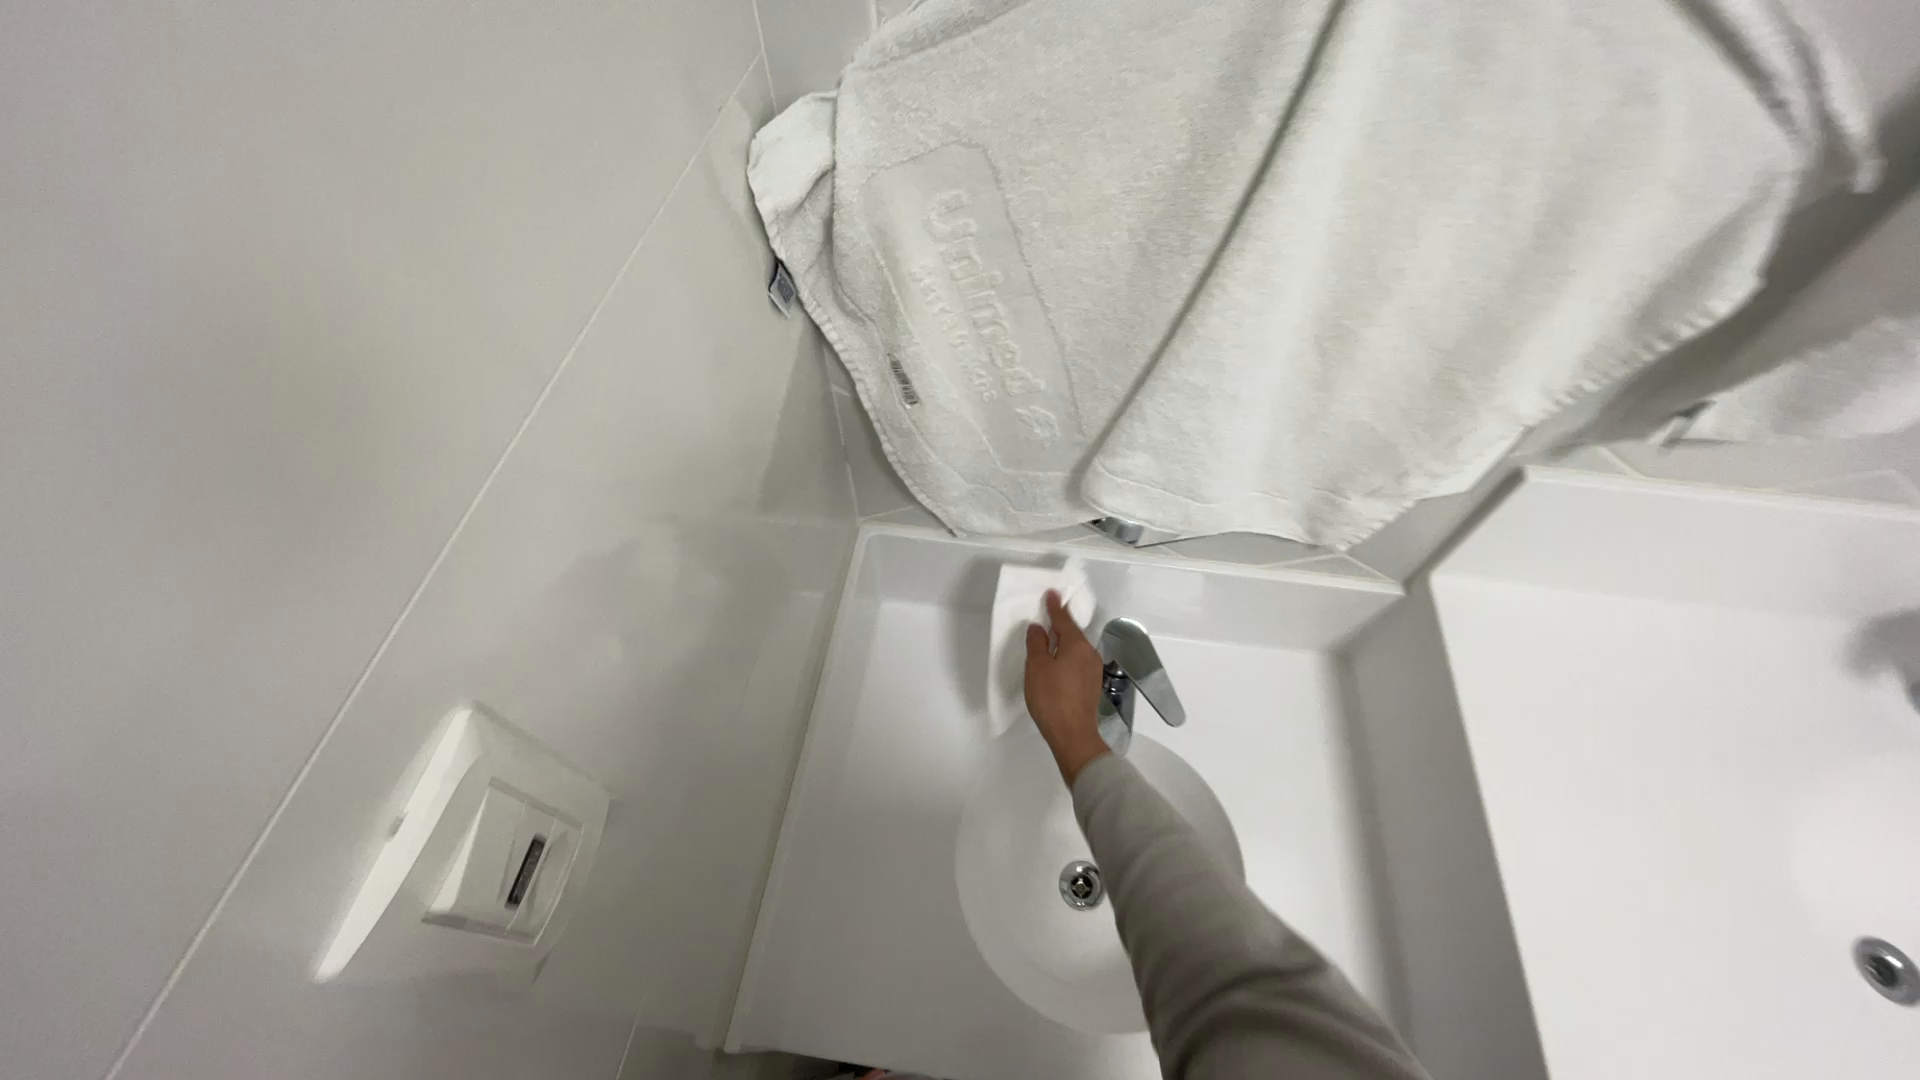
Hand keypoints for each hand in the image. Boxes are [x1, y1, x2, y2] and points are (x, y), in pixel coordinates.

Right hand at [1024, 590, 1109, 784]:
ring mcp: (1093, 670)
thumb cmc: (1051, 698)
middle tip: (1046, 617)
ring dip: (1063, 643)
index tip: (1052, 594)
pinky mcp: (1092, 685)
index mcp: (1076, 645)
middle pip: (1072, 633)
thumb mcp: (1037, 668)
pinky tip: (1058, 663)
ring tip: (1049, 641)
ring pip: (1076, 649)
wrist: (1073, 735)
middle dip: (1060, 626)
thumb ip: (1037, 644)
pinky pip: (1078, 661)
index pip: (1064, 620)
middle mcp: (1090, 653)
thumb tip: (1039, 628)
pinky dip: (1067, 657)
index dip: (1055, 607)